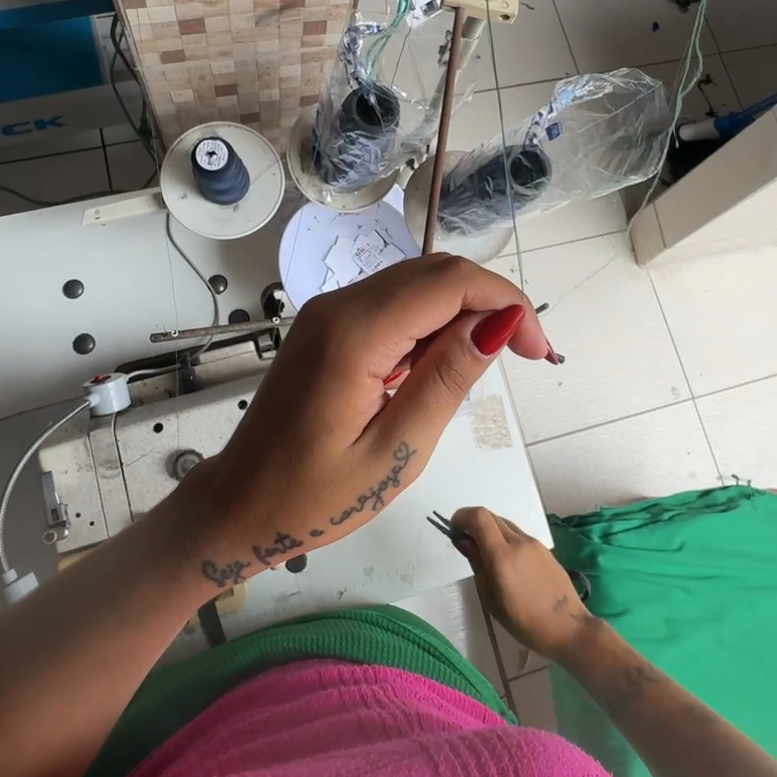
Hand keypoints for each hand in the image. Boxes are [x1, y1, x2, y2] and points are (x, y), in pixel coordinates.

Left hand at [174, 256, 550, 592]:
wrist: (238, 504)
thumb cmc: (314, 497)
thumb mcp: (396, 451)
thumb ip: (447, 379)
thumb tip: (498, 322)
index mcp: (355, 334)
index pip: (449, 282)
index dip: (505, 301)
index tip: (537, 349)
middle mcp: (339, 305)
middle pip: (434, 272)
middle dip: (490, 302)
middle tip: (524, 355)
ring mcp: (328, 312)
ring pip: (415, 283)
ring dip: (462, 310)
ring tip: (485, 364)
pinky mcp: (326, 326)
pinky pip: (391, 304)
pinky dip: (429, 322)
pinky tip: (439, 364)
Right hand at [453, 506, 600, 661]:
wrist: (568, 627)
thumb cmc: (525, 622)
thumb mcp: (492, 599)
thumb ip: (477, 564)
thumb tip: (464, 541)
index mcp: (503, 556)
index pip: (479, 517)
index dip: (462, 517)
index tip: (454, 531)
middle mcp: (519, 542)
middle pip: (491, 516)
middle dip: (473, 524)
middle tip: (466, 544)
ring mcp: (534, 544)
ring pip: (505, 524)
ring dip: (490, 531)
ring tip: (486, 556)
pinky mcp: (544, 549)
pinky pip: (518, 535)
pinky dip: (504, 538)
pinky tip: (506, 562)